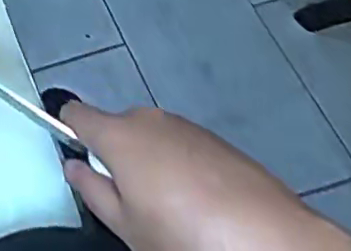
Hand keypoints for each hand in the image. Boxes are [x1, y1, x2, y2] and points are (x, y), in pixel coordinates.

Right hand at [59, 102, 350, 250]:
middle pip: (117, 127)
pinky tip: (209, 208)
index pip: (75, 113)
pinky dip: (187, 169)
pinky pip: (186, 147)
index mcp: (117, 134)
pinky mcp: (219, 141)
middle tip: (138, 203)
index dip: (71, 133)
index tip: (82, 162)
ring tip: (180, 211)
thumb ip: (93, 193)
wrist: (278, 244)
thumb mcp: (130, 230)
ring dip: (155, 163)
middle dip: (120, 157)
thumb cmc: (188, 238)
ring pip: (153, 138)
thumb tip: (75, 167)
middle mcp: (146, 118)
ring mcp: (185, 126)